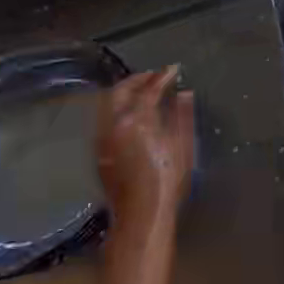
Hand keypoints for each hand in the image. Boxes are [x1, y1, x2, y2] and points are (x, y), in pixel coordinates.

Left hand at [95, 66, 195, 242]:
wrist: (141, 213)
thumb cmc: (167, 179)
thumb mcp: (182, 145)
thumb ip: (182, 115)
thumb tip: (184, 93)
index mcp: (136, 120)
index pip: (149, 89)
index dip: (162, 76)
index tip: (173, 69)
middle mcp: (114, 125)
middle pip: (120, 91)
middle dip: (138, 79)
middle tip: (155, 76)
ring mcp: (102, 138)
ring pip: (108, 104)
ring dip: (125, 92)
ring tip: (143, 90)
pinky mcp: (99, 151)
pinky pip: (105, 119)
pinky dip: (118, 108)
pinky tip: (132, 113)